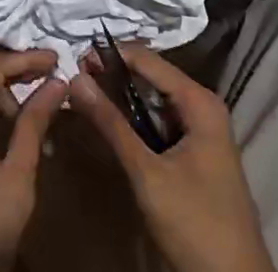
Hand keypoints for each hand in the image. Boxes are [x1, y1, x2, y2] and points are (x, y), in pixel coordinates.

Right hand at [69, 45, 274, 271]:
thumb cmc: (195, 222)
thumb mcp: (148, 173)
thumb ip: (112, 125)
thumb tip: (76, 80)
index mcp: (200, 102)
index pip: (149, 60)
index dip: (112, 55)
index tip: (75, 57)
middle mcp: (203, 107)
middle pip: (152, 77)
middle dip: (114, 75)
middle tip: (74, 78)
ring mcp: (200, 131)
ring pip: (153, 101)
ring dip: (121, 98)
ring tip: (84, 94)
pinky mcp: (193, 152)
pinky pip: (158, 123)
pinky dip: (133, 120)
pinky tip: (108, 123)